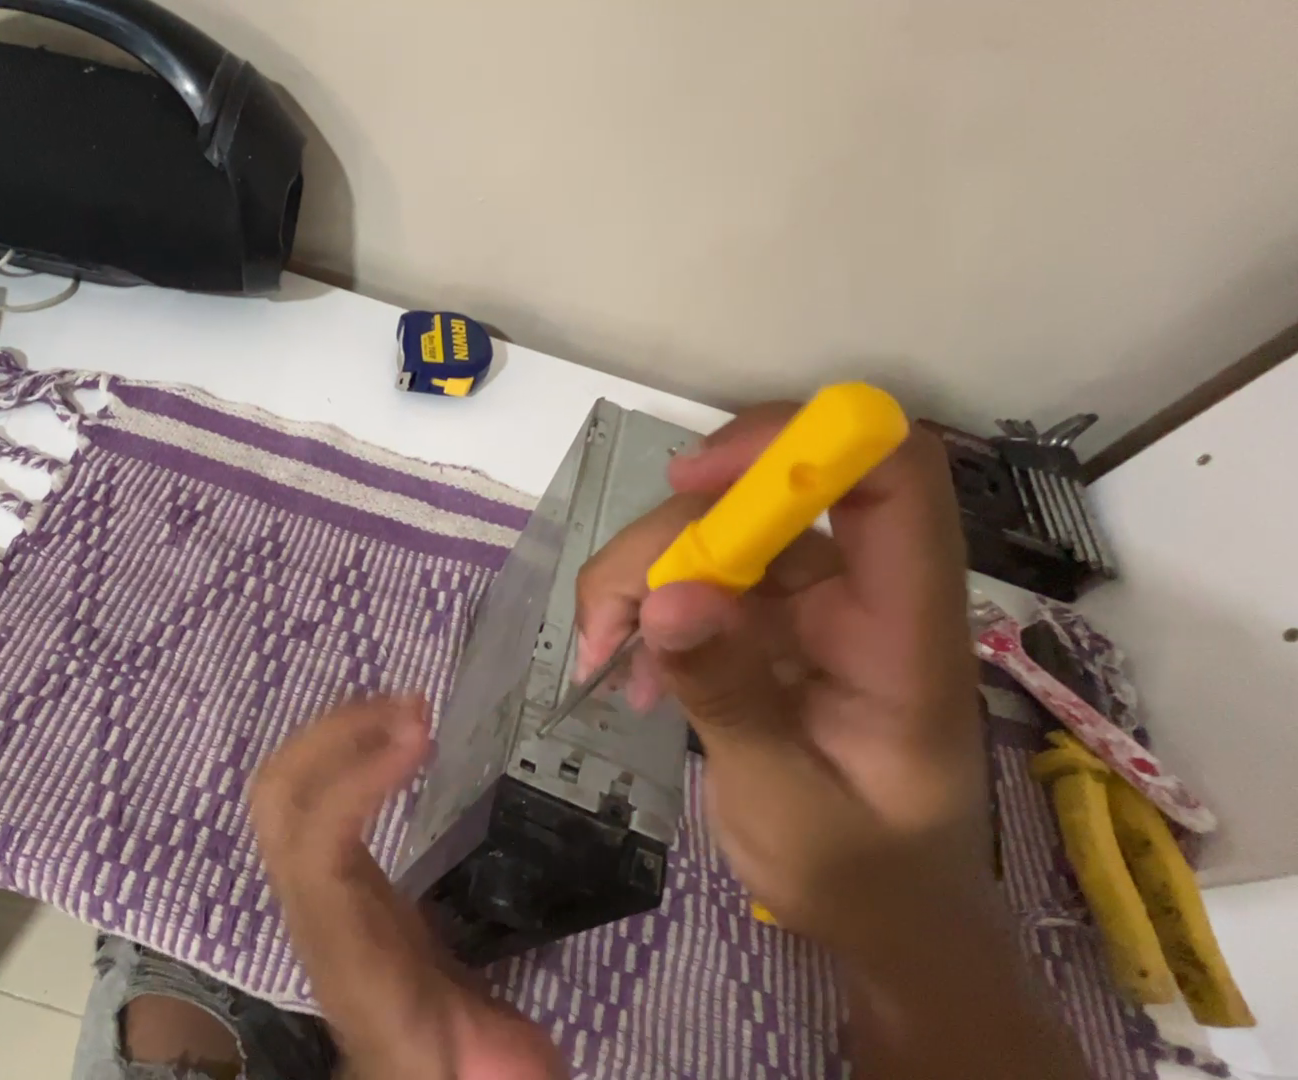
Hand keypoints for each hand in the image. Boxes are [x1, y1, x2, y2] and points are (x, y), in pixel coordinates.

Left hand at [249, 698, 565, 1079]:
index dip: (358, 781)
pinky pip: (319, 790)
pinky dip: (353, 749)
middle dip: (335, 733)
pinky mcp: (333, 864)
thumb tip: (506, 1050)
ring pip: (289, 784)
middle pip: (279, 796)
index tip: (420, 735)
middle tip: (410, 705)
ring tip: (406, 705)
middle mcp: (312, 906)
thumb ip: (483, 1049)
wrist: (422, 1073)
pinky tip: (402, 737)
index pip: (317, 847)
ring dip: (339, 729)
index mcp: (343, 951)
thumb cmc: (452, 1064)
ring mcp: (313, 879)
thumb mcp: (473, 1061)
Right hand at [573, 404, 990, 959]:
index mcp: (903, 630)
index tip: (688, 479)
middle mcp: (855, 593)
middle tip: (606, 628)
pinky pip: (686, 576)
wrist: (878, 913)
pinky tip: (624, 668)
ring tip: (604, 658)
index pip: (887, 482)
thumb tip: (667, 598)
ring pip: (705, 532)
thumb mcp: (786, 802)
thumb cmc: (858, 871)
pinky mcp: (760, 620)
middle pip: (755, 501)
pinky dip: (637, 608)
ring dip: (634, 580)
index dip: (795, 446)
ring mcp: (804, 603)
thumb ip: (731, 698)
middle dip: (662, 544)